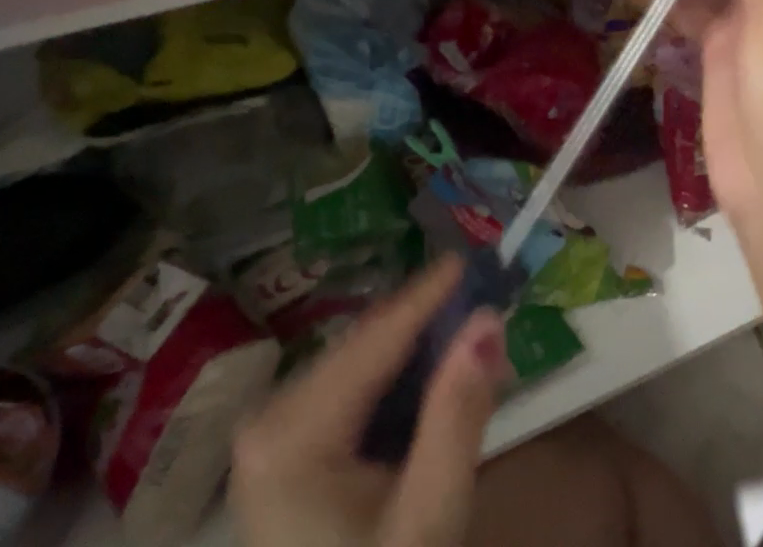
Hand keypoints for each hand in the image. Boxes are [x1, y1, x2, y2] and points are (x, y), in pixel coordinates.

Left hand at [232, 259, 511, 546]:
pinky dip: (401, 375)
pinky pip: (352, 386)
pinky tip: (436, 383)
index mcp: (293, 434)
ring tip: (476, 343)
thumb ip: (459, 412)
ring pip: (361, 360)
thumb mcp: (432, 507)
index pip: (376, 338)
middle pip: (366, 343)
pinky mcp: (287, 447)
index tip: (475, 255)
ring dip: (421, 346)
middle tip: (492, 304)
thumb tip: (489, 319)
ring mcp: (273, 433)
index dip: (430, 293)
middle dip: (430, 320)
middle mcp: (269, 420)